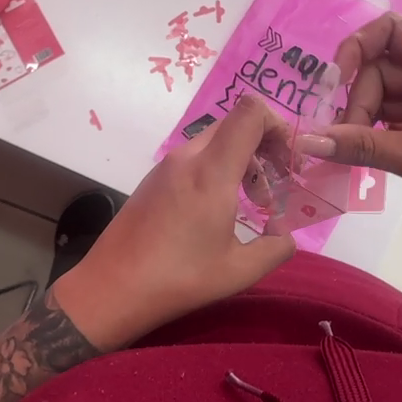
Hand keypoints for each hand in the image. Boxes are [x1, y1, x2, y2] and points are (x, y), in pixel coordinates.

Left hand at [50, 97, 296, 349]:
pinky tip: (218, 211)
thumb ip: (275, 248)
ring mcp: (165, 167)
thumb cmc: (179, 279)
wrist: (112, 288)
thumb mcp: (239, 271)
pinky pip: (194, 159)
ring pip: (214, 142)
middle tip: (275, 186)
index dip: (279, 125)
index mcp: (212, 171)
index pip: (251, 113)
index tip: (289, 160)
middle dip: (264, 147)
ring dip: (240, 162)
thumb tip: (286, 236)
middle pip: (234, 124)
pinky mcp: (152, 181)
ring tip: (251, 204)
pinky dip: (217, 171)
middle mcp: (187, 158)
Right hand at [295, 13, 401, 249]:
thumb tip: (304, 142)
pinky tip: (366, 159)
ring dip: (364, 122)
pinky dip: (379, 136)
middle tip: (345, 142)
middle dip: (358, 102)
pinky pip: (397, 118)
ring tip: (352, 156)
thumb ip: (359, 146)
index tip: (333, 84)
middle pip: (383, 68)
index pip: (392, 30)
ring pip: (386, 97)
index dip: (357, 48)